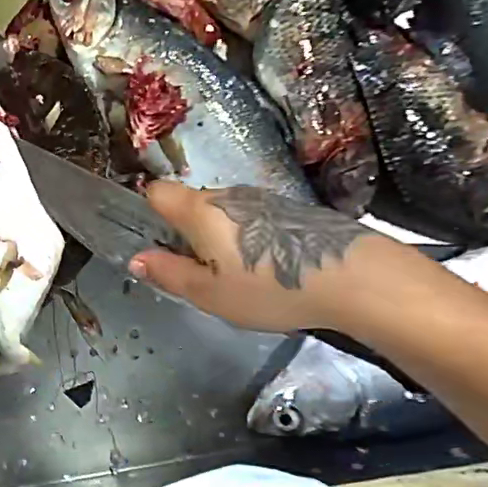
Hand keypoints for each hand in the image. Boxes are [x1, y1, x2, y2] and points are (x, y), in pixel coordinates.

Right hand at [127, 182, 393, 332]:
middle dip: (187, 233)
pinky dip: (249, 239)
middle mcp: (229, 195)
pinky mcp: (292, 209)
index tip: (157, 244)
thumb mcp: (211, 294)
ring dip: (221, 238)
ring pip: (225, 213)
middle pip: (192, 204)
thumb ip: (170, 274)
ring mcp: (264, 198)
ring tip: (238, 277)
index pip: (158, 192)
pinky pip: (254, 219)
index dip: (149, 213)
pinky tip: (269, 269)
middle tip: (199, 274)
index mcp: (201, 210)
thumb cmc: (269, 287)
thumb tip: (136, 259)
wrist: (351, 276)